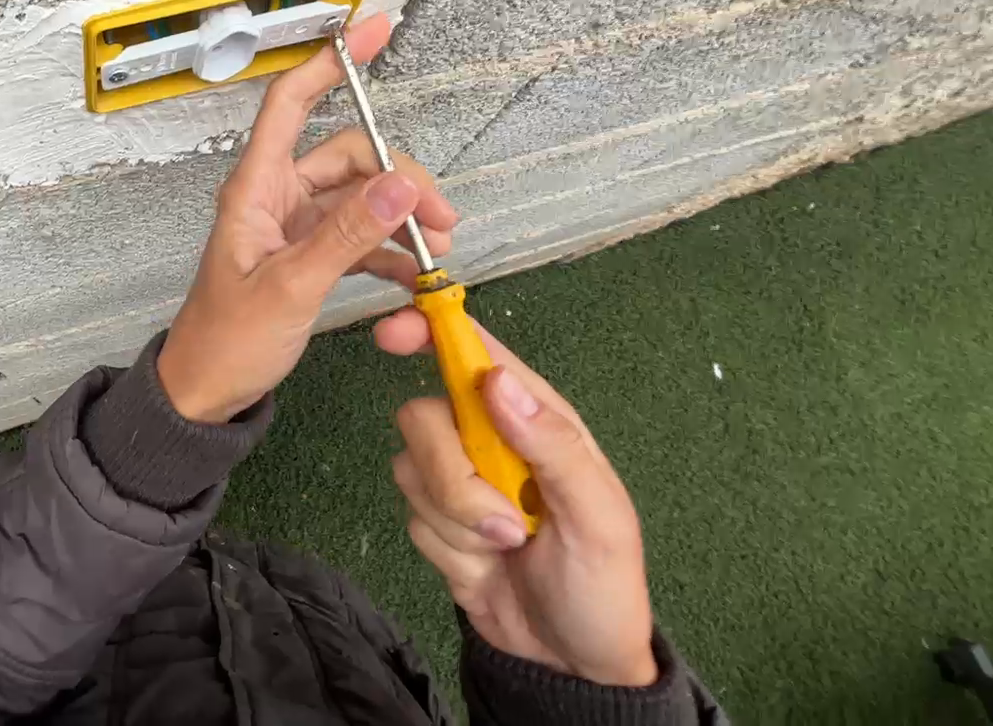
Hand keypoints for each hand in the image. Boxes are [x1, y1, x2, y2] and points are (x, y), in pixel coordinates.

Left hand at [156, 14, 457, 422]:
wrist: (208, 390)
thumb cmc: (229, 338)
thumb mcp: (291, 285)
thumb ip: (347, 233)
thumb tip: (403, 181)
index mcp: (255, 188)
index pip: (290, 104)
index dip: (328, 62)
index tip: (375, 28)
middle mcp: (277, 196)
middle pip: (347, 157)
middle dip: (398, 179)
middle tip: (441, 219)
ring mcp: (295, 225)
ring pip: (359, 197)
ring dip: (400, 215)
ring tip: (437, 249)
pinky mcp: (309, 254)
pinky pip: (357, 234)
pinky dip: (388, 247)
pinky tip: (414, 273)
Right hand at [382, 319, 657, 686]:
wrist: (569, 663)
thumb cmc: (601, 583)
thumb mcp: (599, 517)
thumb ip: (553, 444)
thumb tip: (494, 379)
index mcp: (532, 416)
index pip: (471, 352)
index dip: (428, 330)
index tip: (390, 335)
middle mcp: (484, 434)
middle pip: (421, 414)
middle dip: (452, 476)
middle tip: (506, 525)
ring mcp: (454, 474)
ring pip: (409, 467)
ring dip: (456, 521)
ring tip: (504, 549)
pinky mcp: (432, 514)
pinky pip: (409, 512)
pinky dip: (446, 546)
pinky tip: (483, 564)